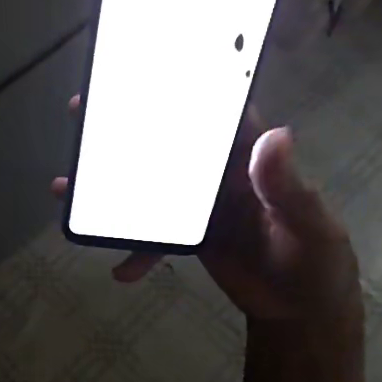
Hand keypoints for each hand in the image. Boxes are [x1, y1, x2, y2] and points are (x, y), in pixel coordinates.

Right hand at [52, 98, 365, 381]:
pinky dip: (134, 250)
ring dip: (108, 186)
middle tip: (82, 111)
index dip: (184, 86)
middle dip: (125, 127)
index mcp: (248, 156)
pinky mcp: (185, 233)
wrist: (300, 312)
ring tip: (64, 186)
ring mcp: (197, 202)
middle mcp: (217, 170)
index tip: (145, 69)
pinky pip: (150, 234)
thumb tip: (276, 134)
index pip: (215, 111)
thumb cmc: (316, 261)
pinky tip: (122, 271)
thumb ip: (288, 186)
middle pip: (166, 141)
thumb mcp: (309, 225)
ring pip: (146, 184)